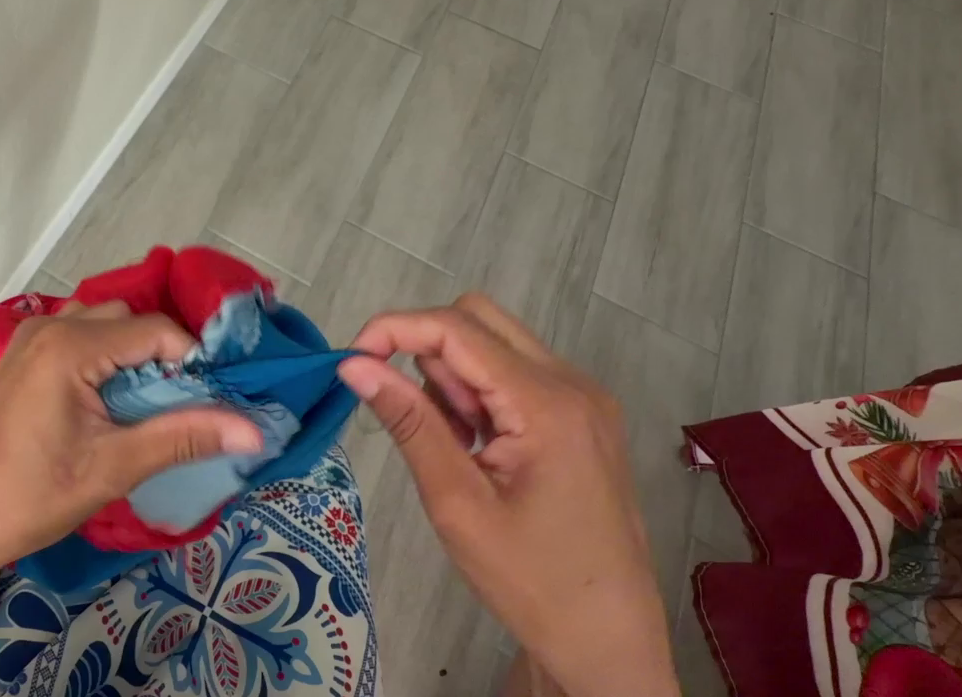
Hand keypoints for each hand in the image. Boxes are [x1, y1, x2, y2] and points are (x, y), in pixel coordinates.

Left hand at [0, 301, 262, 589]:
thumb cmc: (33, 496)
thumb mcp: (114, 467)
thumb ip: (183, 437)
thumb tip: (254, 429)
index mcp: (69, 345)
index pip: (154, 329)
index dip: (193, 360)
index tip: (216, 400)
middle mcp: (49, 326)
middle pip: (128, 320)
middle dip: (163, 356)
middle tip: (183, 406)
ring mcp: (29, 338)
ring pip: (103, 324)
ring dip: (133, 355)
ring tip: (150, 405)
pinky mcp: (22, 356)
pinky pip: (77, 337)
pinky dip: (104, 357)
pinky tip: (111, 401)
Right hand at [336, 294, 677, 696]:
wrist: (609, 644)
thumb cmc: (530, 579)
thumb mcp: (456, 501)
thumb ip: (408, 421)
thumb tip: (353, 364)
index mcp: (547, 404)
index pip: (455, 327)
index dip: (394, 329)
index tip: (353, 363)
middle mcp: (572, 384)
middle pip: (476, 317)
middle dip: (425, 348)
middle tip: (417, 412)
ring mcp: (582, 398)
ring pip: (491, 340)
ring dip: (452, 374)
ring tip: (456, 445)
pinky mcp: (580, 414)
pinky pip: (510, 370)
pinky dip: (476, 391)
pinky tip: (478, 447)